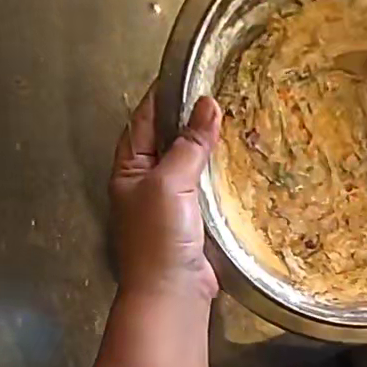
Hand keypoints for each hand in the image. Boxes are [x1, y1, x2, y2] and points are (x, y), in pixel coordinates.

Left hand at [110, 86, 221, 302]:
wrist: (173, 290)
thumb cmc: (160, 237)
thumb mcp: (171, 183)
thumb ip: (190, 145)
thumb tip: (209, 105)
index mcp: (129, 168)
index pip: (145, 120)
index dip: (165, 98)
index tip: (190, 76)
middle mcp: (147, 182)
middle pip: (169, 141)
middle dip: (191, 121)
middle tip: (220, 99)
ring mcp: (171, 204)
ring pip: (191, 166)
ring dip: (208, 149)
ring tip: (234, 126)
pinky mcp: (194, 223)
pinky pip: (207, 191)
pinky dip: (220, 177)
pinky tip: (237, 168)